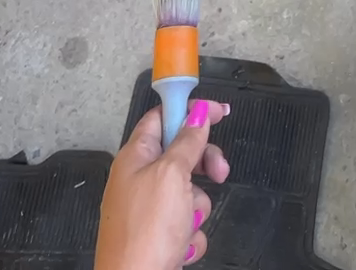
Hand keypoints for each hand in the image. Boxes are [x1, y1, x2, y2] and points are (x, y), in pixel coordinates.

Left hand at [96, 99, 231, 269]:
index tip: (218, 112)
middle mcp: (139, 179)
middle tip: (219, 171)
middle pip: (181, 154)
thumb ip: (187, 142)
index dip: (190, 110)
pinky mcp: (157, 237)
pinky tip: (182, 246)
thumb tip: (198, 114)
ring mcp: (148, 210)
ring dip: (197, 206)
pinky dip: (190, 233)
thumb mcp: (172, 175)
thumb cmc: (146, 231)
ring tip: (187, 222)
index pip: (163, 116)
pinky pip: (186, 222)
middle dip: (204, 164)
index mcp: (135, 157)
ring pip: (189, 191)